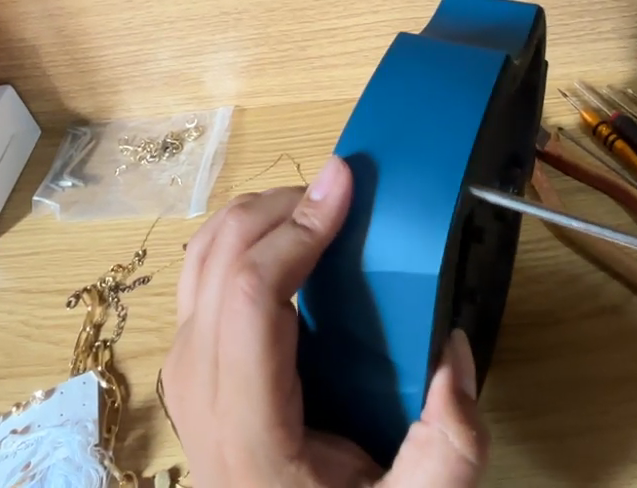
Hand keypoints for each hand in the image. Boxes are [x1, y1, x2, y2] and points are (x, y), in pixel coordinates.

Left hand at [164, 156, 488, 487]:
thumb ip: (446, 452)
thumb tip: (453, 351)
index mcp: (246, 422)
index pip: (249, 293)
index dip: (295, 228)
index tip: (344, 184)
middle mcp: (198, 382)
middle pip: (221, 256)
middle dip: (282, 205)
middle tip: (343, 191)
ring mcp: (184, 363)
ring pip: (204, 251)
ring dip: (261, 213)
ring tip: (319, 207)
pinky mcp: (188, 351)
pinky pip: (204, 267)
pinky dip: (245, 233)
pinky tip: (289, 236)